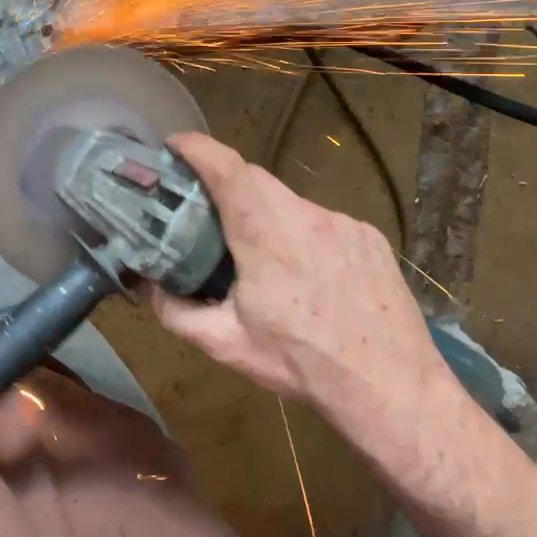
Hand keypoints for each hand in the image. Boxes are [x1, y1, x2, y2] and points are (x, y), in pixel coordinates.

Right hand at [150, 133, 447, 425]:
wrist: (395, 391)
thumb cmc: (303, 365)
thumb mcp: (226, 344)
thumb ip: (174, 310)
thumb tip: (142, 283)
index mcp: (266, 237)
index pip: (227, 169)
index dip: (196, 148)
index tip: (172, 145)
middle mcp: (306, 217)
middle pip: (253, 177)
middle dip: (223, 182)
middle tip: (202, 209)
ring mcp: (343, 223)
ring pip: (287, 200)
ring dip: (263, 213)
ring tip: (258, 255)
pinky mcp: (370, 236)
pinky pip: (320, 219)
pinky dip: (300, 232)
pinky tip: (306, 272)